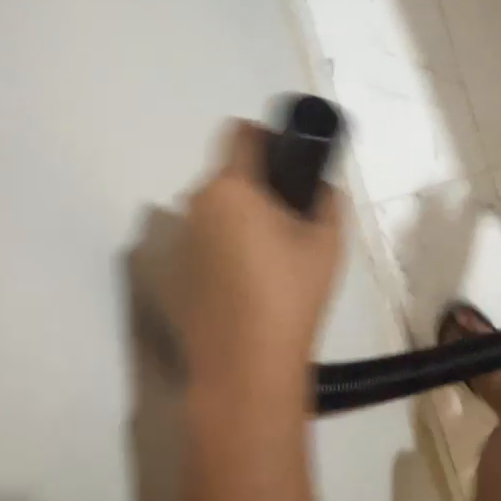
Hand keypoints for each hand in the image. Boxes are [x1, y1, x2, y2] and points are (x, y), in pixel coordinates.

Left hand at [155, 121, 343, 405]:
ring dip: (239, 220)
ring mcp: (178, 243)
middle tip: (291, 221)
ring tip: (271, 260)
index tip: (289, 159)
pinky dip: (223, 252)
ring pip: (214, 213)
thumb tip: (319, 188)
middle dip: (257, 188)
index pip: (240, 133)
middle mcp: (194, 207)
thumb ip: (326, 200)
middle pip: (227, 178)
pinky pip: (203, 245)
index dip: (267, 136)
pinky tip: (247, 286)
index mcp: (231, 189)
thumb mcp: (328, 242)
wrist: (246, 367)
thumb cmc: (291, 295)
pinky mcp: (172, 275)